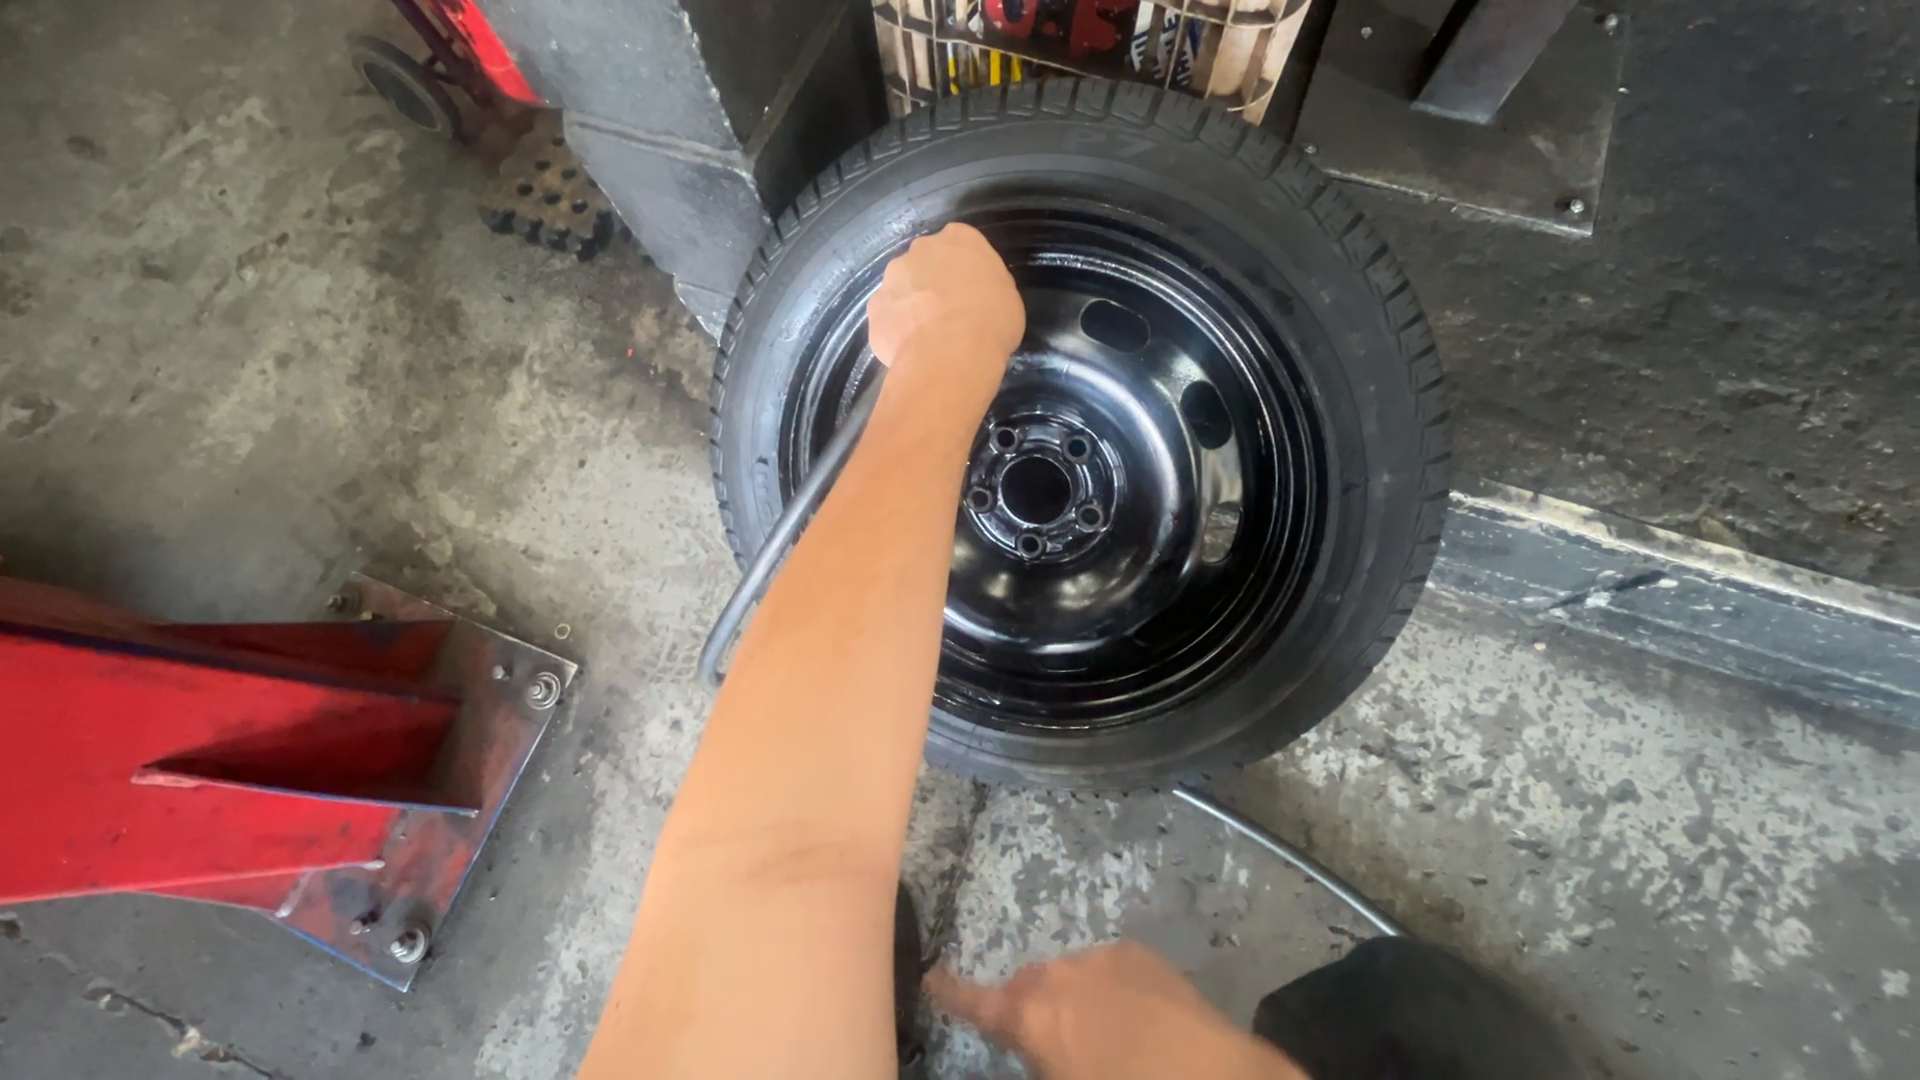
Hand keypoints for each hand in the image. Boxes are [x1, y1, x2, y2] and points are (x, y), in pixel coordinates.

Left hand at [865, 223, 1023, 419]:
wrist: (950, 354)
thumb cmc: (990, 322)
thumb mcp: (1008, 300)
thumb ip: (988, 287)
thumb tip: (977, 297)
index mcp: (959, 238)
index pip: (961, 243)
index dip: (964, 270)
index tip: (970, 292)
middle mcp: (920, 249)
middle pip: (925, 262)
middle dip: (931, 283)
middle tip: (947, 315)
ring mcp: (891, 278)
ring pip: (901, 289)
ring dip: (910, 306)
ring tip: (926, 338)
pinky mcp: (874, 309)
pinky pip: (887, 318)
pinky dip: (896, 331)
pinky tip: (910, 351)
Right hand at [928, 942, 1308, 1079]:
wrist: (1212, 1076)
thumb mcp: (1064, 1078)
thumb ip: (1042, 1059)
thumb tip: (1038, 1046)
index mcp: (1032, 1016)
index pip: (976, 1001)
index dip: (951, 992)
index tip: (932, 976)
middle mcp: (1057, 976)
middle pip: (1028, 988)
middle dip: (1031, 1011)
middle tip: (1052, 1048)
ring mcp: (1100, 959)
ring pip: (1071, 979)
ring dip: (1075, 1003)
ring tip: (1105, 1041)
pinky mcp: (1138, 954)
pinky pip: (1109, 972)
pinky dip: (1110, 992)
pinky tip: (1138, 1022)